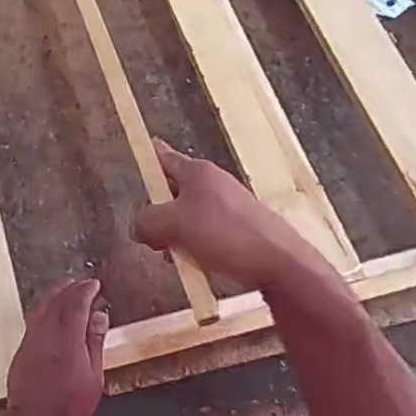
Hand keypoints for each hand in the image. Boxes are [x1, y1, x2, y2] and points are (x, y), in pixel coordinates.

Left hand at [4, 279, 109, 415]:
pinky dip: (45, 309)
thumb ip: (95, 343)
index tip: (94, 284)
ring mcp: (31, 341)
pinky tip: (51, 314)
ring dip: (56, 295)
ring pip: (42, 308)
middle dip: (72, 288)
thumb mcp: (93, 376)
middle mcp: (47, 334)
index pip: (77, 303)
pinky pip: (34, 320)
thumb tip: (99, 317)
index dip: (86, 290)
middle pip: (58, 300)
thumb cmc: (69, 405)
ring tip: (66, 290)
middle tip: (83, 283)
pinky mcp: (22, 351)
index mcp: (67, 338)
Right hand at [132, 139, 335, 292]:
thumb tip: (138, 226)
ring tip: (176, 257)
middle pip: (174, 192)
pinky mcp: (239, 227)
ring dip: (176, 236)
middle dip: (158, 214)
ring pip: (189, 217)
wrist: (277, 261)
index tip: (143, 150)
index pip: (165, 158)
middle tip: (150, 237)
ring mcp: (229, 205)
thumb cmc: (225, 234)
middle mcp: (214, 183)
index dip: (150, 157)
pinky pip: (206, 233)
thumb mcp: (175, 224)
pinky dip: (196, 246)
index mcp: (198, 172)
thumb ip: (148, 221)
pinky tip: (197, 265)